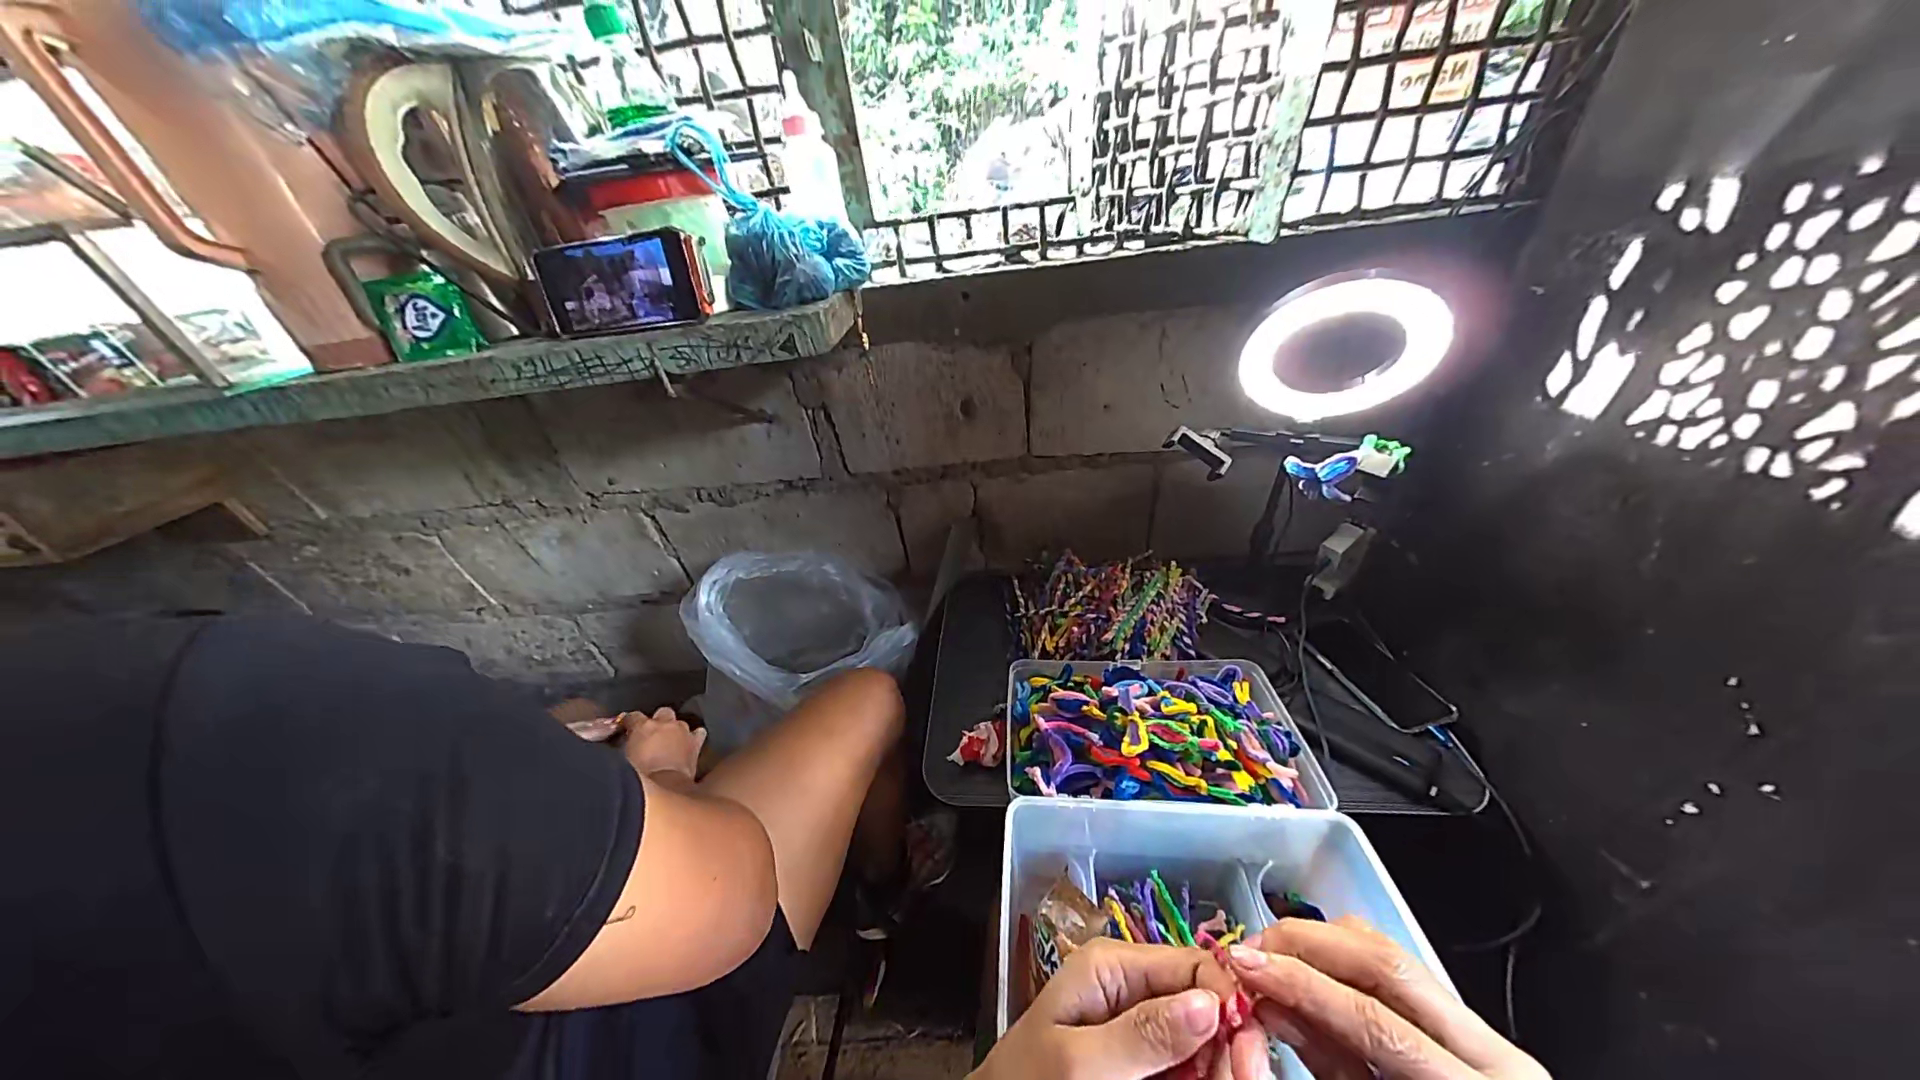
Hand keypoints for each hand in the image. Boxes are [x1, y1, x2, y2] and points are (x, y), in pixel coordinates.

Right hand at [619, 707, 705, 780]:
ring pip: (680, 722)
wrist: (665, 786)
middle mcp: (665, 723)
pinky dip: (694, 737)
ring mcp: (683, 730)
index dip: (631, 722)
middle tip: (653, 734)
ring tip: (671, 742)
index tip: (628, 727)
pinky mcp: (696, 741)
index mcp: (643, 726)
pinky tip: (690, 744)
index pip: (633, 716)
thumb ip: (628, 744)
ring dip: (675, 730)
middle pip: (662, 713)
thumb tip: (628, 742)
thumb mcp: (625, 758)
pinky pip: (698, 733)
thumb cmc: (640, 775)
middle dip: (659, 721)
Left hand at [972, 937, 1270, 1079]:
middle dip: (1228, 1044)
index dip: (1228, 1003)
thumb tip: (1211, 1002)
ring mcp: (1138, 1023)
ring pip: (1203, 1038)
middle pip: (1205, 1003)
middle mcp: (1131, 985)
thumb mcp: (1082, 1062)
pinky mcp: (1142, 1057)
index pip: (1193, 964)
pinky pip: (1185, 1063)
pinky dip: (1200, 1076)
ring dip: (1218, 1066)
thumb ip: (1144, 1034)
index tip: (1248, 1056)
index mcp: (1113, 965)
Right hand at [1225, 918, 1549, 1079]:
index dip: (1298, 983)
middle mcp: (1495, 1057)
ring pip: (1391, 950)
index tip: (1243, 965)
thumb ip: (1326, 1067)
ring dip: (1319, 940)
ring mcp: (1487, 1036)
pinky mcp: (1467, 1024)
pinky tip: (1308, 960)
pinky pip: (1396, 963)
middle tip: (1251, 948)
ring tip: (1271, 951)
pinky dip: (1343, 951)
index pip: (1372, 1018)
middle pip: (1383, 962)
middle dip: (1304, 944)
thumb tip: (1268, 1006)